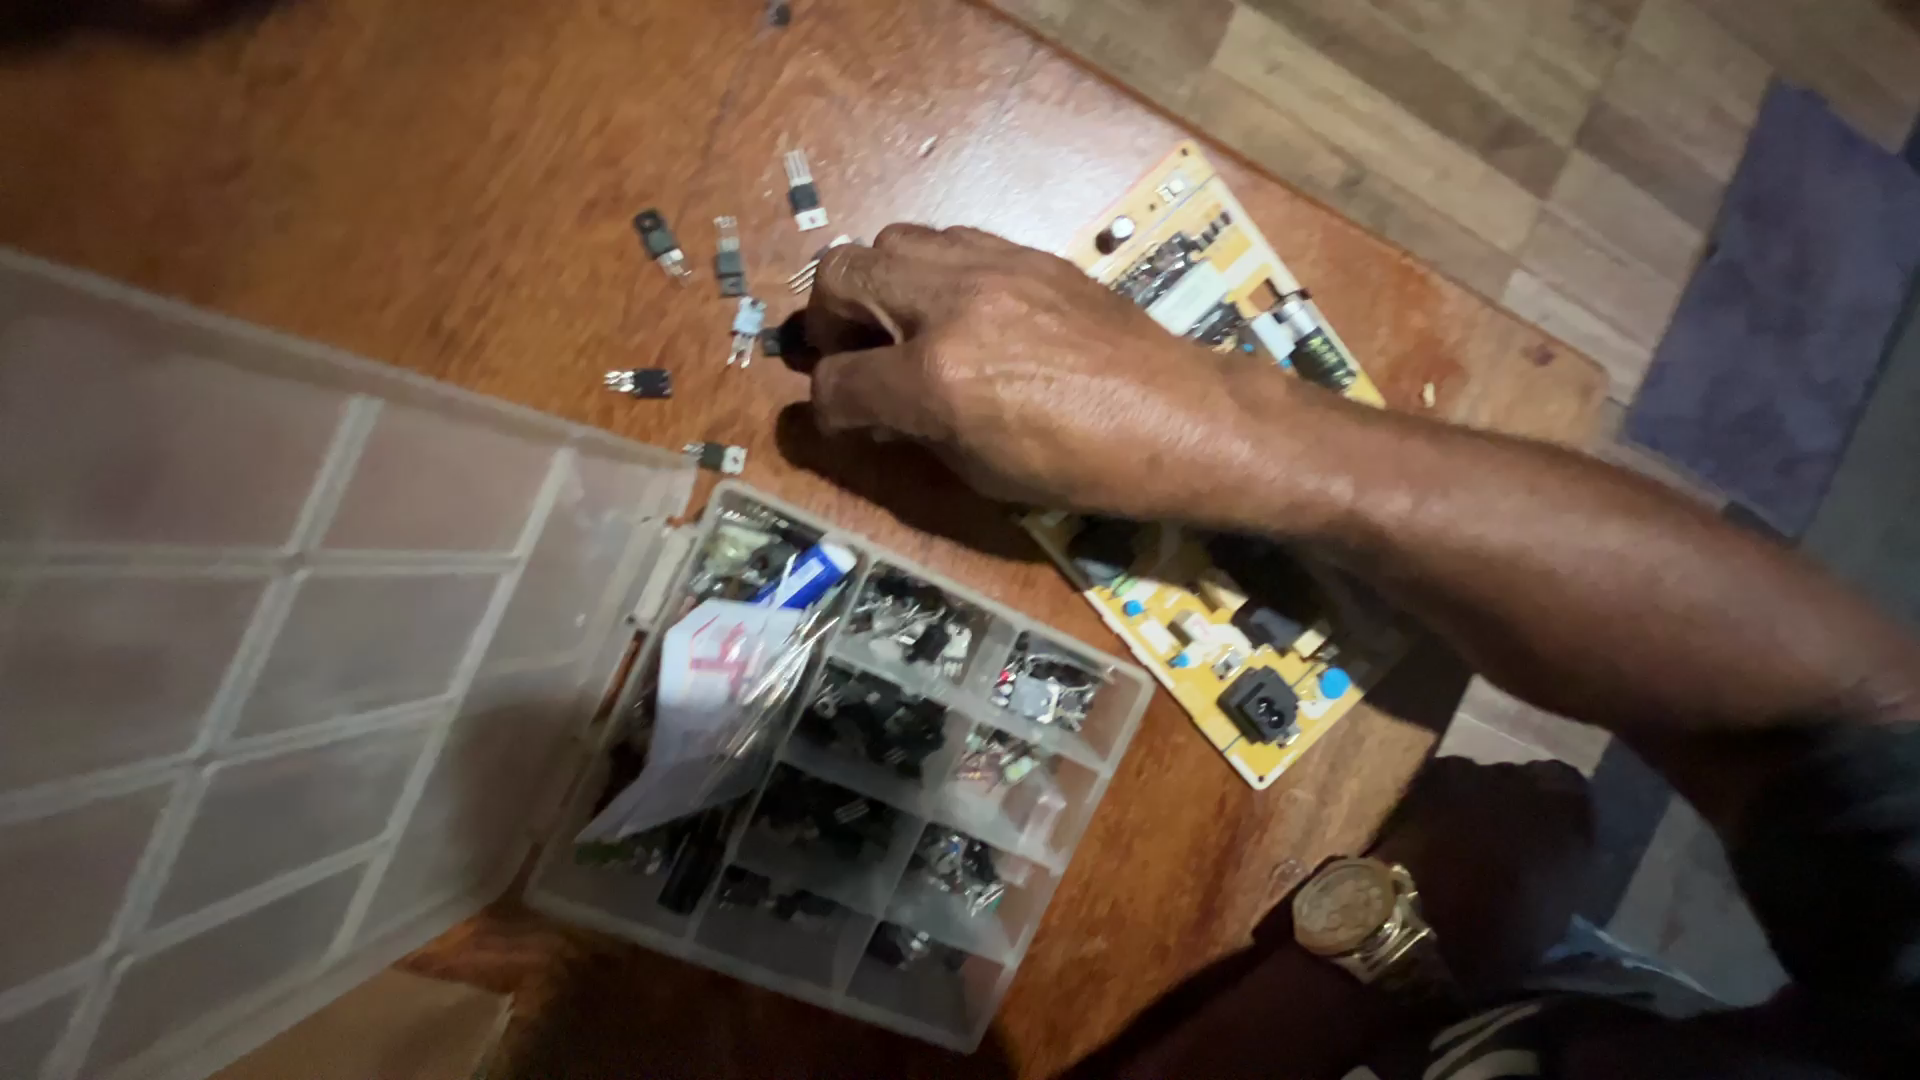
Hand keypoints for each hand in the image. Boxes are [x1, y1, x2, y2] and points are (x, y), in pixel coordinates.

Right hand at [806, 224, 1285, 518]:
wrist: (1172, 417)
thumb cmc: (1078, 467)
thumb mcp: (980, 471)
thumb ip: (912, 432)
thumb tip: (873, 412)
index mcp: (935, 377)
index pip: (837, 380)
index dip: (828, 408)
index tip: (845, 419)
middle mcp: (950, 303)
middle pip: (839, 275)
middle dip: (829, 322)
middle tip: (852, 354)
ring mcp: (989, 266)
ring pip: (889, 241)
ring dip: (877, 285)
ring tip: (901, 326)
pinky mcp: (1024, 251)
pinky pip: (946, 238)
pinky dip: (929, 271)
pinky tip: (955, 308)